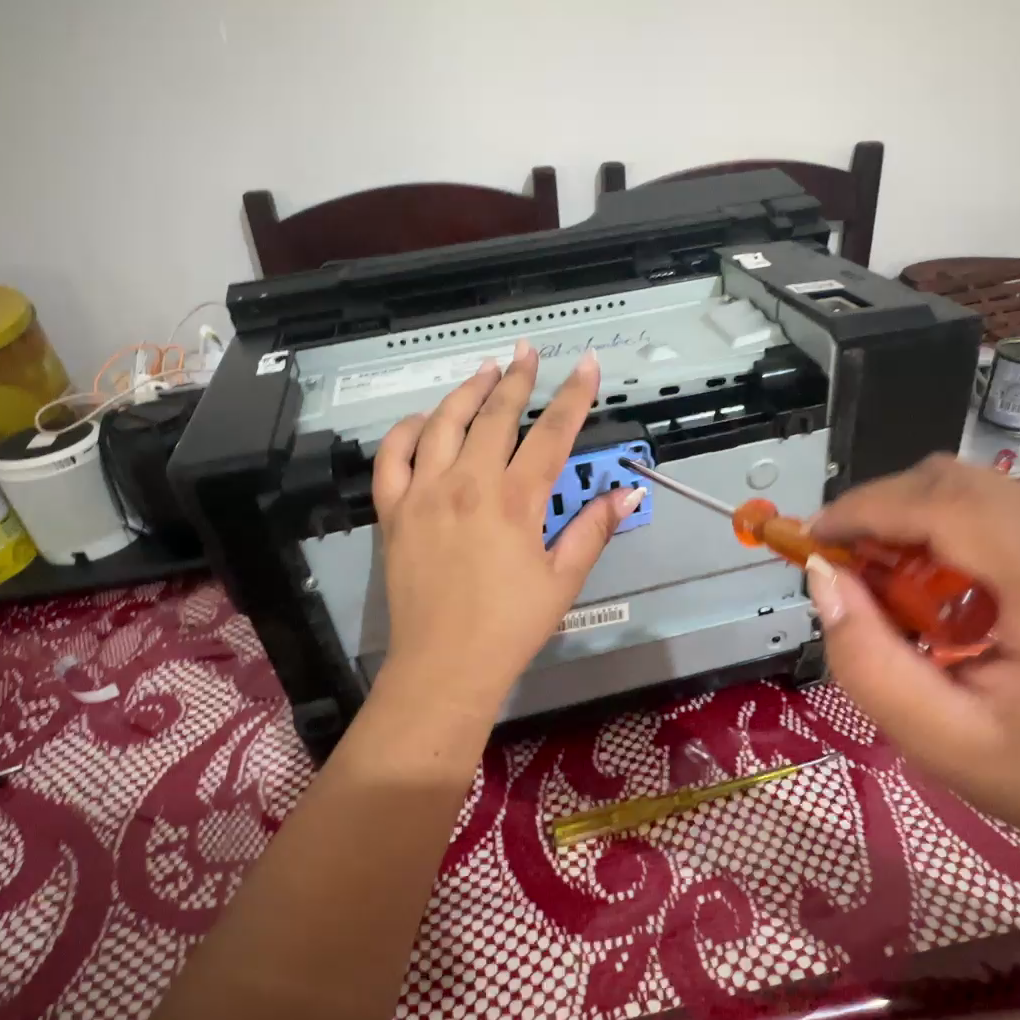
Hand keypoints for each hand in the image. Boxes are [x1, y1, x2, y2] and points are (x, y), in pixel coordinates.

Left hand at [371, 341, 643, 710]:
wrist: (444, 667)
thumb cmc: (511, 627)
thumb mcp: (563, 580)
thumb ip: (593, 529)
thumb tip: (627, 491)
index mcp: (516, 500)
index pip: (552, 433)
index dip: (573, 394)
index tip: (584, 363)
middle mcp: (468, 483)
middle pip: (496, 415)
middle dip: (517, 379)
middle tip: (526, 353)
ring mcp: (424, 493)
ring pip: (444, 423)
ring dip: (466, 391)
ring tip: (485, 370)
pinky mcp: (393, 511)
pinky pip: (392, 456)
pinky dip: (407, 430)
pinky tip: (424, 420)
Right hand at [804, 456, 1019, 848]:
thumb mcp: (930, 737)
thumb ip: (866, 658)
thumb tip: (823, 573)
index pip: (955, 507)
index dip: (873, 507)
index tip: (814, 535)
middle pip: (965, 484)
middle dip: (886, 508)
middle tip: (841, 558)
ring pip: (980, 486)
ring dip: (914, 515)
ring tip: (883, 570)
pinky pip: (1004, 504)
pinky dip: (948, 525)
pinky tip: (931, 574)